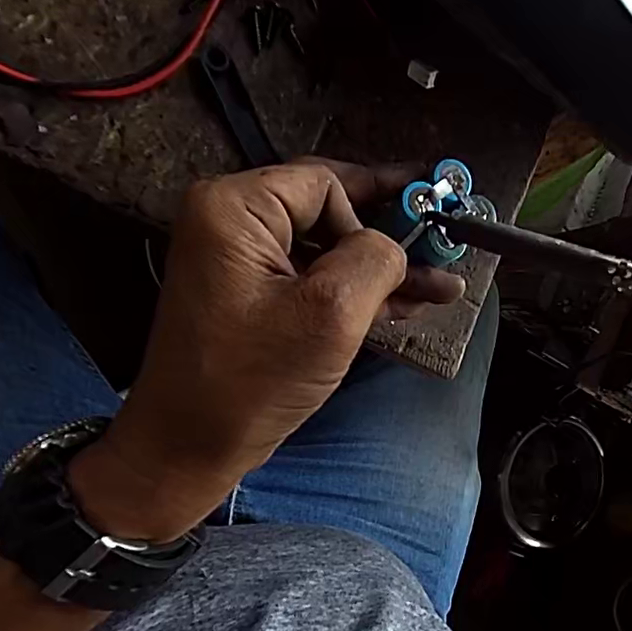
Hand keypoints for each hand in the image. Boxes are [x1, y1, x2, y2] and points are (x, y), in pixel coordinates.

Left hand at [70, 161, 466, 539]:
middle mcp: (233, 222)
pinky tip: (406, 304)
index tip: (402, 256)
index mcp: (234, 208)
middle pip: (332, 210)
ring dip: (384, 269)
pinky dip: (360, 292)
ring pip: (332, 248)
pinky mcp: (257, 297)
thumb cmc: (252, 382)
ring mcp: (245, 262)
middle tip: (440, 246)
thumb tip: (395, 246)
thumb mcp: (331, 314)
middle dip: (389, 235)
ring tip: (437, 286)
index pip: (326, 183)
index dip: (370, 216)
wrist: (191, 447)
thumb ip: (375, 260)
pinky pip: (319, 279)